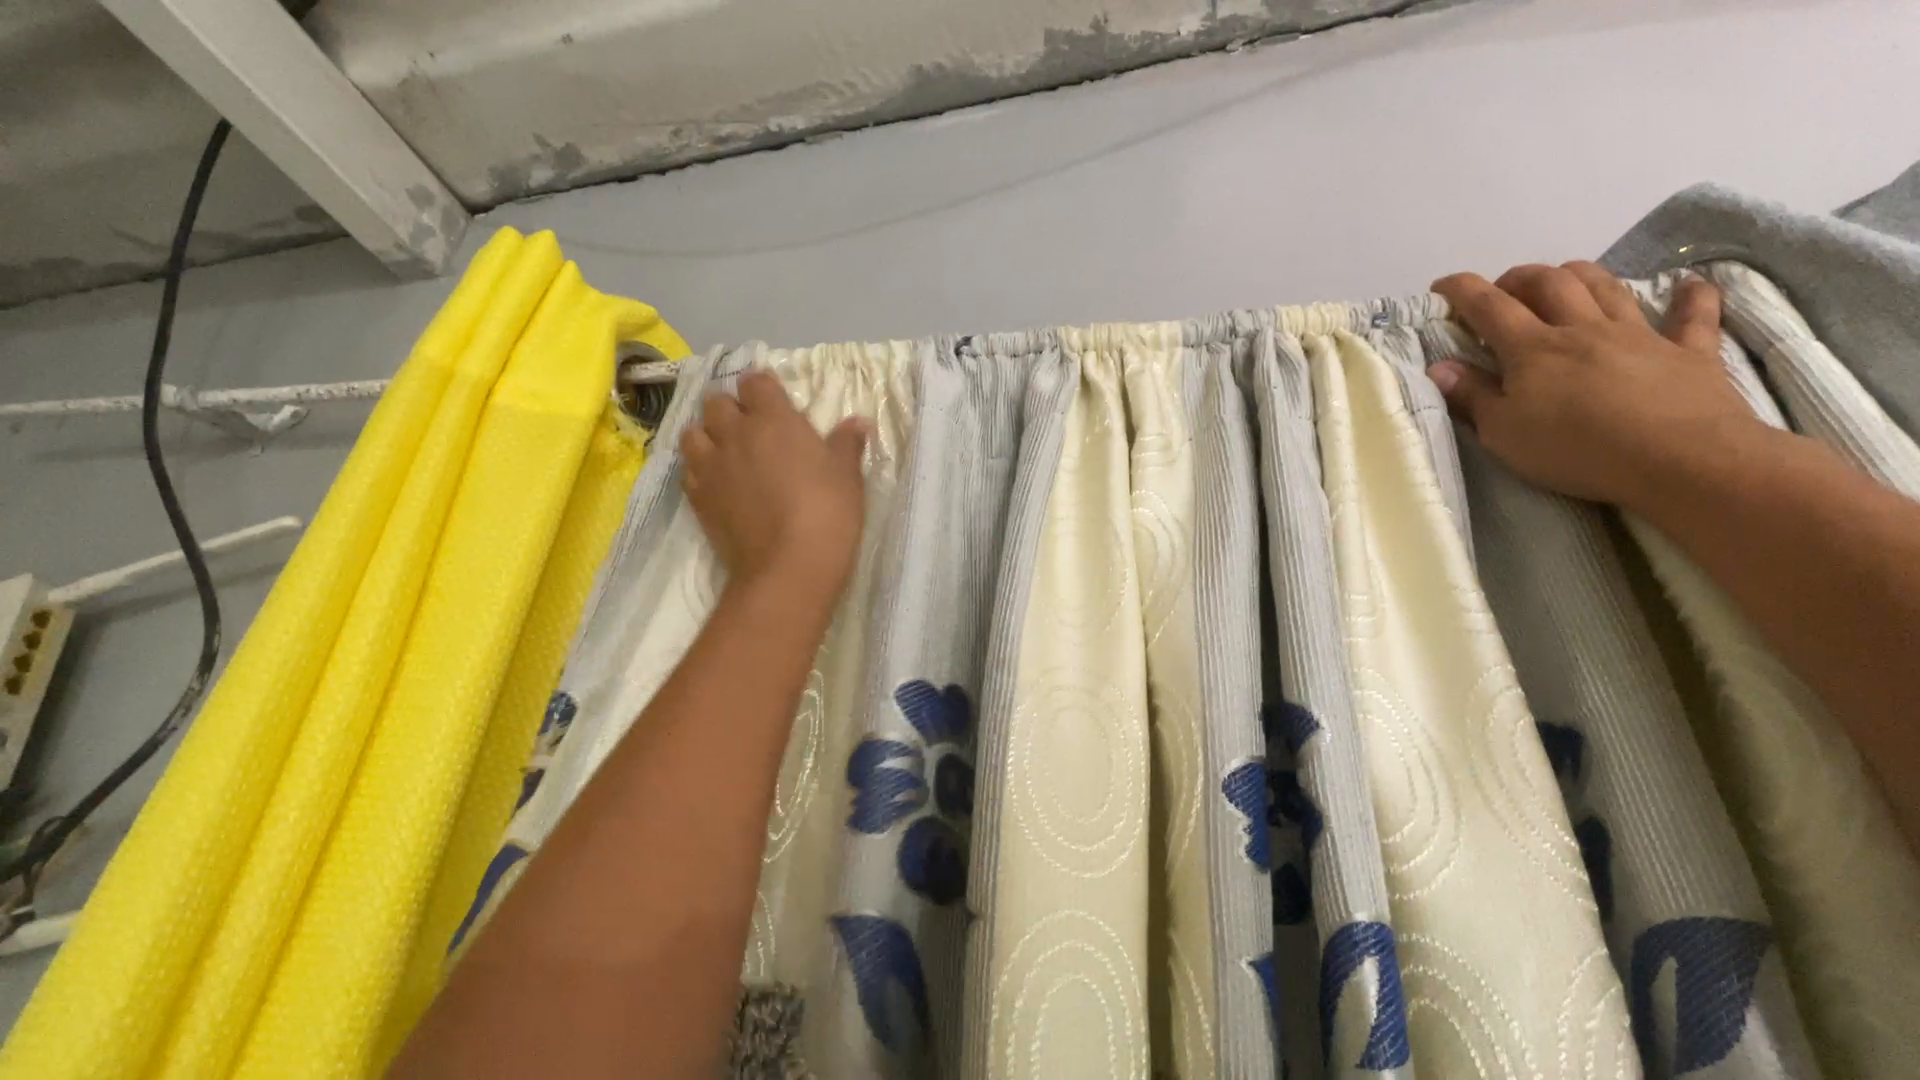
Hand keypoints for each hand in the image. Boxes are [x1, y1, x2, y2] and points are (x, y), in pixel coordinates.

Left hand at [680, 371, 869, 606]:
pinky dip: (699, 469)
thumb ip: (846, 444)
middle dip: (731, 409)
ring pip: (693, 432)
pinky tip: (716, 482)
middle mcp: (734, 433)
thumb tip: (857, 422)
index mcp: (773, 419)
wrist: (787, 569)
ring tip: (726, 451)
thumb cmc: (827, 514)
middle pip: (717, 402)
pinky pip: (688, 469)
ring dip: (707, 435)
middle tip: (751, 428)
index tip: (775, 402)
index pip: (755, 382)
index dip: (763, 388)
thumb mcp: (847, 477)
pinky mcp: (697, 497)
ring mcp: (710, 466)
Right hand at [1429, 262, 1765, 510]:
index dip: (1461, 290)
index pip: (1488, 307)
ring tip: (1565, 280)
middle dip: (1520, 278)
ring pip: (1606, 287)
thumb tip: (1441, 367)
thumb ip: (1472, 396)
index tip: (1442, 287)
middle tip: (1504, 291)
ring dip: (1580, 275)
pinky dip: (1690, 297)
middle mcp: (1583, 329)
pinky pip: (1692, 316)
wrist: (1680, 459)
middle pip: (1549, 283)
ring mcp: (1639, 336)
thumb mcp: (1504, 433)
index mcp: (1533, 349)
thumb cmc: (1576, 450)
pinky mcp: (1689, 351)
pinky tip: (1689, 285)